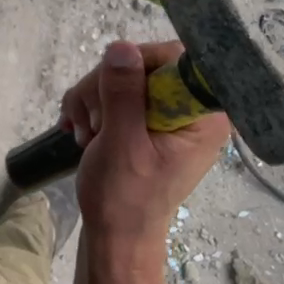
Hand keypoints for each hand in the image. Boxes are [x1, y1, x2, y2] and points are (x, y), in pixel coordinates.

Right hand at [58, 41, 229, 266]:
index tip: (111, 86)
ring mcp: (164, 114)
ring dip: (91, 99)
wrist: (115, 235)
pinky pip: (111, 93)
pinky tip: (81, 131)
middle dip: (105, 87)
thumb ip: (123, 95)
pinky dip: (89, 107)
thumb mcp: (122, 144)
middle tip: (91, 121)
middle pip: (140, 64)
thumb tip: (121, 47)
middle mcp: (188, 109)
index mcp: (202, 116)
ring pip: (119, 76)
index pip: (175, 58)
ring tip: (84, 133)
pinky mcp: (143, 121)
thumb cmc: (125, 197)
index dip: (138, 62)